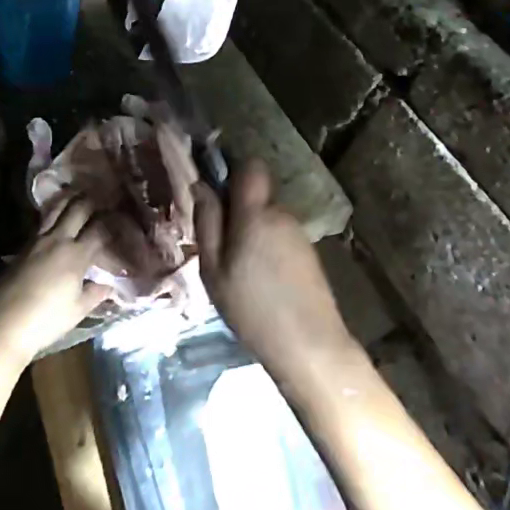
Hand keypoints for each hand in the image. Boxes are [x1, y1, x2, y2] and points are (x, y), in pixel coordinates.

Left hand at [0, 196, 114, 360]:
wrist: (1, 327)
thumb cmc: (46, 321)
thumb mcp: (78, 310)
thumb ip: (96, 293)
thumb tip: (109, 285)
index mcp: (76, 255)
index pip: (99, 230)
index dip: (112, 222)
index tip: (121, 218)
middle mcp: (58, 240)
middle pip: (77, 210)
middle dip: (91, 201)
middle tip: (102, 195)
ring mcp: (36, 242)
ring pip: (55, 211)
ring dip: (69, 200)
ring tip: (78, 192)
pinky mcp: (21, 249)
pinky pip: (41, 224)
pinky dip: (52, 214)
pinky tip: (56, 216)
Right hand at [193, 162, 357, 376]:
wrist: (308, 343)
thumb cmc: (251, 308)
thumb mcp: (214, 270)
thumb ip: (208, 222)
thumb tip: (201, 185)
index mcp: (256, 214)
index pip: (252, 166)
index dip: (234, 171)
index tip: (216, 192)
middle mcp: (281, 213)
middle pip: (257, 194)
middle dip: (238, 210)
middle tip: (220, 246)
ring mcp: (299, 231)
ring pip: (268, 217)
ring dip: (253, 232)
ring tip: (240, 270)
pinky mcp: (308, 250)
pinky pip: (280, 235)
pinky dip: (268, 248)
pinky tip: (262, 280)